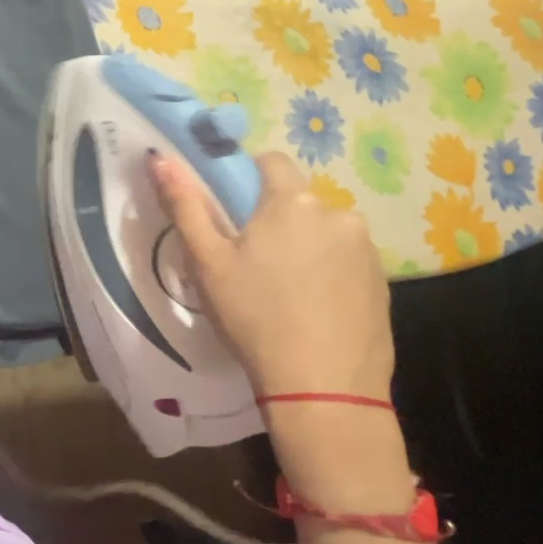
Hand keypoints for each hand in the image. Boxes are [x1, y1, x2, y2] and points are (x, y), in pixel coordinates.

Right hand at [150, 151, 393, 399]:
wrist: (324, 386)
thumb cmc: (254, 315)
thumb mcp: (207, 261)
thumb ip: (184, 204)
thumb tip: (159, 157)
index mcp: (293, 202)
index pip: (270, 161)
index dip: (245, 178)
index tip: (228, 212)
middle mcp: (339, 213)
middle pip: (296, 199)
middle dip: (272, 217)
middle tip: (245, 258)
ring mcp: (367, 248)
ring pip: (322, 229)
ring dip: (301, 243)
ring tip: (279, 287)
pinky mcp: (383, 281)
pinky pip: (344, 258)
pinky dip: (324, 269)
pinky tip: (307, 304)